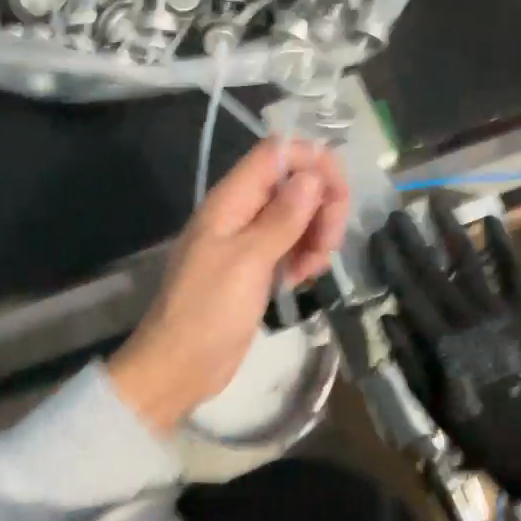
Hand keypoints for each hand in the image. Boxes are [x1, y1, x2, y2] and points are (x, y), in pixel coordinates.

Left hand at [109, 138, 349, 434]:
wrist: (180, 366)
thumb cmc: (208, 311)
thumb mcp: (248, 261)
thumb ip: (282, 218)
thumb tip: (312, 176)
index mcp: (230, 201)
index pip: (275, 155)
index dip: (311, 161)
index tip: (340, 190)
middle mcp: (240, 214)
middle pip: (292, 184)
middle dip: (321, 204)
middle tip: (330, 241)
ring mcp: (248, 243)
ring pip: (297, 217)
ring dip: (316, 235)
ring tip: (315, 267)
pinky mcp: (256, 270)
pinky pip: (290, 248)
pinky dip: (304, 257)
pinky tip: (304, 280)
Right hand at [370, 203, 520, 496]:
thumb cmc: (481, 434)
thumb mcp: (433, 405)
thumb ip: (409, 360)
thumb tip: (386, 317)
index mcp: (444, 345)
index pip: (409, 292)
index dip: (391, 262)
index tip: (376, 236)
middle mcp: (472, 320)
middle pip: (436, 271)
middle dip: (413, 239)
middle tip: (396, 212)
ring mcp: (505, 314)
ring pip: (473, 263)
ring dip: (452, 231)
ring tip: (436, 203)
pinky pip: (518, 273)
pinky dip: (506, 246)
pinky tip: (491, 220)